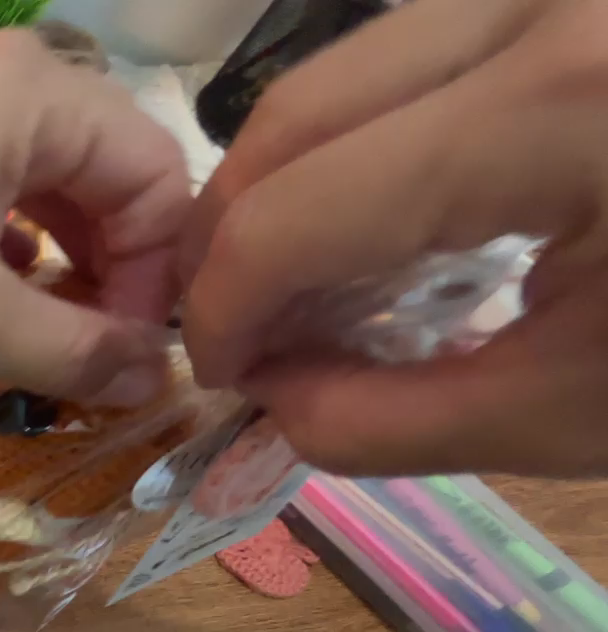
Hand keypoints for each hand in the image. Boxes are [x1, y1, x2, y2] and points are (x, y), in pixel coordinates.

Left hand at [0, 30, 189, 407]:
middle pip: (95, 169)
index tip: (132, 357)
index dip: (156, 275)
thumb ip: (77, 352)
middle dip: (105, 266)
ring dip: (51, 258)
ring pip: (30, 178)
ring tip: (42, 331)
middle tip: (89, 351)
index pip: (153, 174)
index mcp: (28, 91)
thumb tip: (161, 382)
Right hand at [182, 0, 607, 476]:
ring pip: (343, 72)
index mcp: (577, 101)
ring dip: (287, 193)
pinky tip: (401, 216)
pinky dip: (366, 148)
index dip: (219, 317)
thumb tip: (265, 392)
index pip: (283, 222)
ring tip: (317, 277)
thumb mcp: (583, 413)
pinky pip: (424, 52)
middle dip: (227, 245)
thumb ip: (368, 420)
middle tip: (246, 327)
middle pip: (287, 119)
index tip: (226, 379)